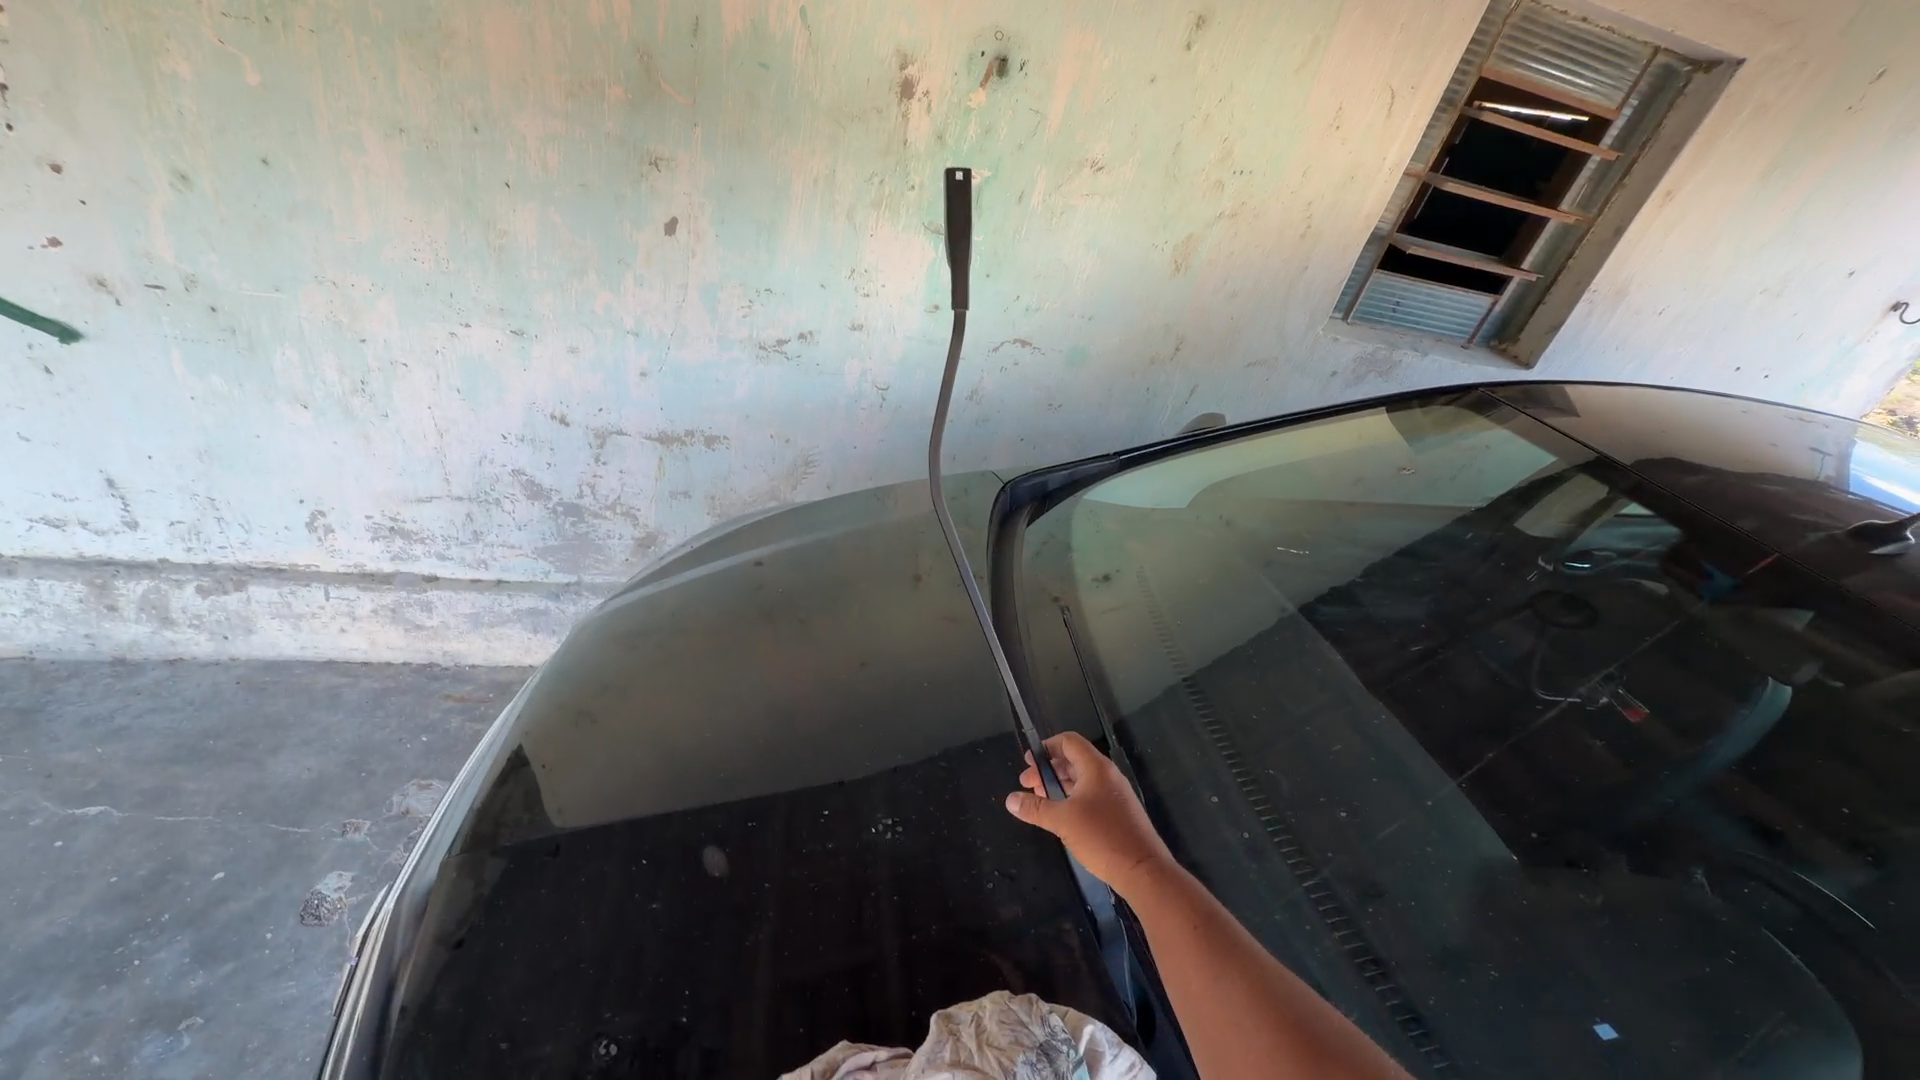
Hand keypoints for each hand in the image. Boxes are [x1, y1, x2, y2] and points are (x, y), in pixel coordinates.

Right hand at [1004, 732, 1175, 897]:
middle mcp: (1108, 775)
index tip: (1028, 763)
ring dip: (1059, 785)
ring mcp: (1115, 794)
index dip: (1047, 747)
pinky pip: (1091, 795)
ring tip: (1040, 801)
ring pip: (1082, 779)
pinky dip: (1072, 798)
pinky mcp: (1119, 812)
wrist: (1143, 870)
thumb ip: (1035, 808)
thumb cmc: (1101, 837)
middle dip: (1048, 769)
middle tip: (1027, 785)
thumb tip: (1011, 800)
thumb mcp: (1062, 821)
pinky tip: (1060, 815)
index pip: (1069, 742)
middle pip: (1074, 760)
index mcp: (1096, 768)